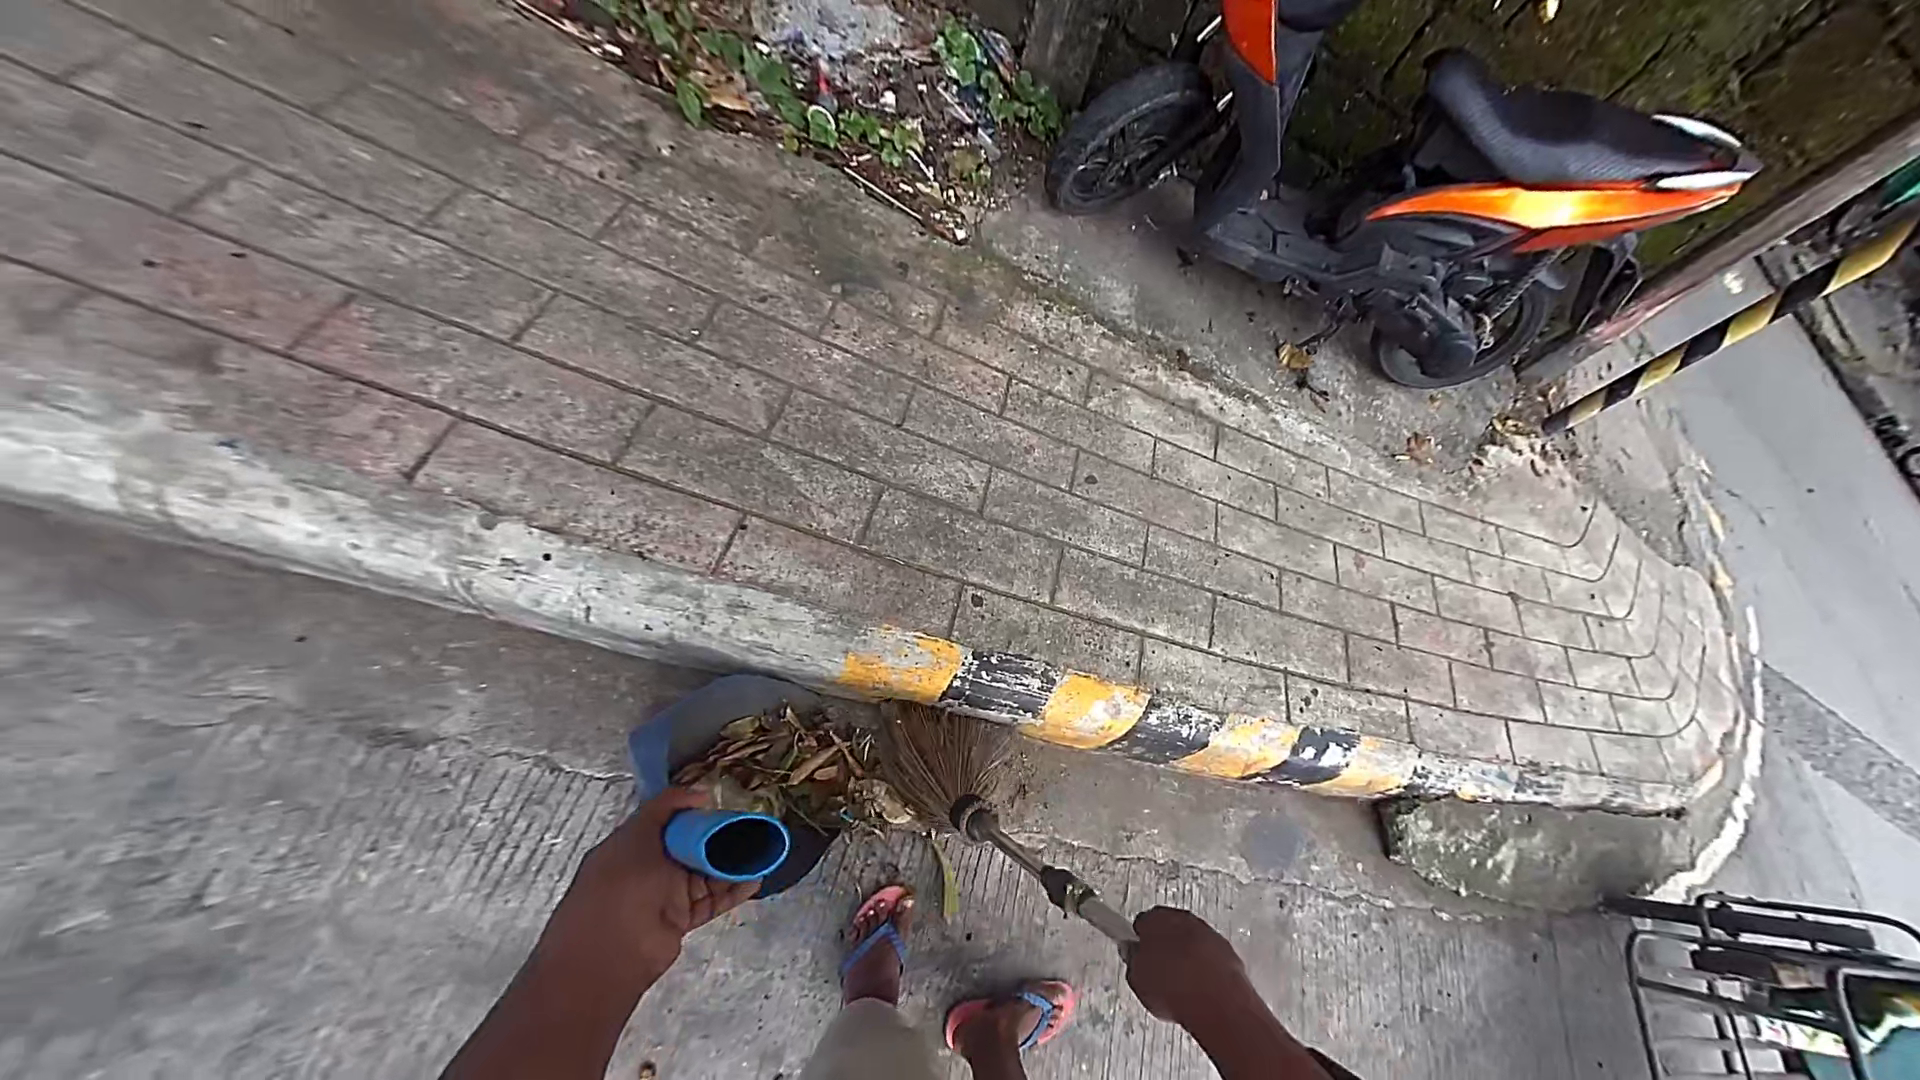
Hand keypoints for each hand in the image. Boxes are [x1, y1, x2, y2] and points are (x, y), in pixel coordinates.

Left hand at [538, 788, 760, 985]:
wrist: (608, 953)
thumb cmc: (619, 885)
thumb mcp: (637, 834)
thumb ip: (667, 806)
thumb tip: (702, 793)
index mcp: (635, 845)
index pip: (671, 822)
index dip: (697, 813)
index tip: (724, 804)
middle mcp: (650, 868)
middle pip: (693, 846)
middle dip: (722, 837)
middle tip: (752, 827)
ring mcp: (666, 895)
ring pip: (706, 873)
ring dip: (733, 864)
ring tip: (762, 852)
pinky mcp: (681, 920)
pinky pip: (712, 900)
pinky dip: (733, 891)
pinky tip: (755, 880)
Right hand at [1125, 907, 1256, 1025]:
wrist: (1216, 1004)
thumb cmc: (1176, 986)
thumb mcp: (1138, 979)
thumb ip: (1133, 962)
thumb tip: (1133, 959)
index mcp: (1156, 917)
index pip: (1143, 922)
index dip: (1140, 941)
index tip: (1139, 954)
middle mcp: (1183, 919)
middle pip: (1170, 928)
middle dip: (1166, 946)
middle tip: (1160, 972)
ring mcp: (1208, 935)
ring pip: (1193, 942)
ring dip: (1189, 957)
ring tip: (1182, 987)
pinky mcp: (1229, 954)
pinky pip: (1213, 958)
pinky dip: (1208, 970)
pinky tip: (1202, 992)